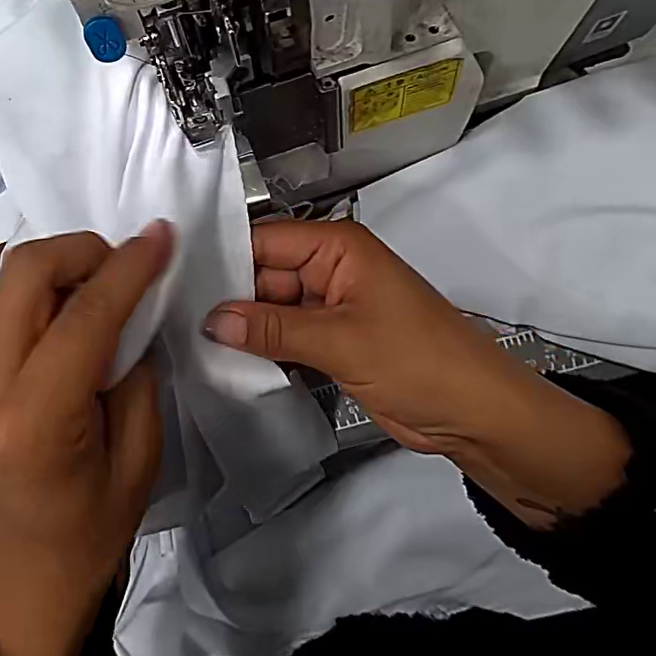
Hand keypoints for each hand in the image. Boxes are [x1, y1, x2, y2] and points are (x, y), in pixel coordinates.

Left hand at [0, 225, 169, 655]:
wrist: (28, 565)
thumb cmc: (93, 523)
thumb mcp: (140, 451)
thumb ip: (134, 367)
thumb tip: (134, 302)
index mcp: (34, 418)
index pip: (83, 316)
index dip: (129, 268)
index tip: (163, 236)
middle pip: (27, 271)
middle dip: (85, 249)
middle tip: (129, 266)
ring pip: (15, 274)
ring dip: (68, 261)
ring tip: (111, 285)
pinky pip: (14, 297)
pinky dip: (54, 282)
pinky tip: (85, 306)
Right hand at [203, 220, 629, 525]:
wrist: (477, 415)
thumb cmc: (418, 360)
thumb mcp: (341, 340)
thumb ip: (273, 329)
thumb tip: (213, 320)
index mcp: (336, 247)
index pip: (266, 241)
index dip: (225, 260)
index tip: (179, 282)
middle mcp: (330, 269)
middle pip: (264, 276)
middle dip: (230, 300)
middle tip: (179, 323)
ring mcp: (331, 307)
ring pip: (273, 310)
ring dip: (246, 329)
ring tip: (194, 345)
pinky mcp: (334, 342)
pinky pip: (288, 336)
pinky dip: (267, 350)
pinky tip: (232, 364)